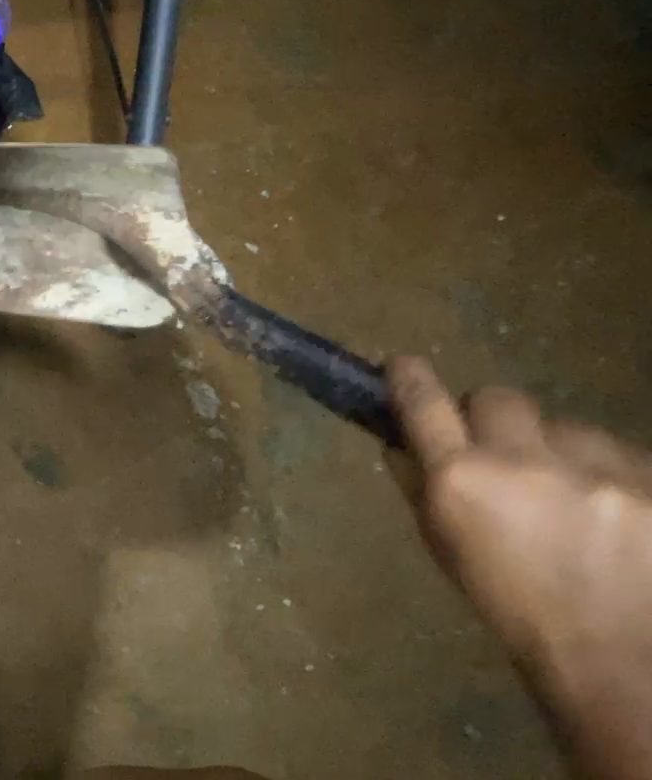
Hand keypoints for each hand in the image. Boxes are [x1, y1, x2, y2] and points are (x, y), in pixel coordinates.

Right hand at [388, 357, 651, 779]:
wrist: (618, 657)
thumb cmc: (510, 601)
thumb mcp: (444, 543)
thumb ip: (419, 484)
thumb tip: (401, 442)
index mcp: (459, 477)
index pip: (422, 400)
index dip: (408, 377)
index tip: (403, 368)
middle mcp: (523, 461)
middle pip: (498, 398)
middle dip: (493, 417)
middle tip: (502, 448)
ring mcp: (600, 471)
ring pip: (567, 426)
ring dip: (560, 448)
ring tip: (573, 492)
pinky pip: (623, 454)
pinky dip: (611, 473)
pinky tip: (615, 511)